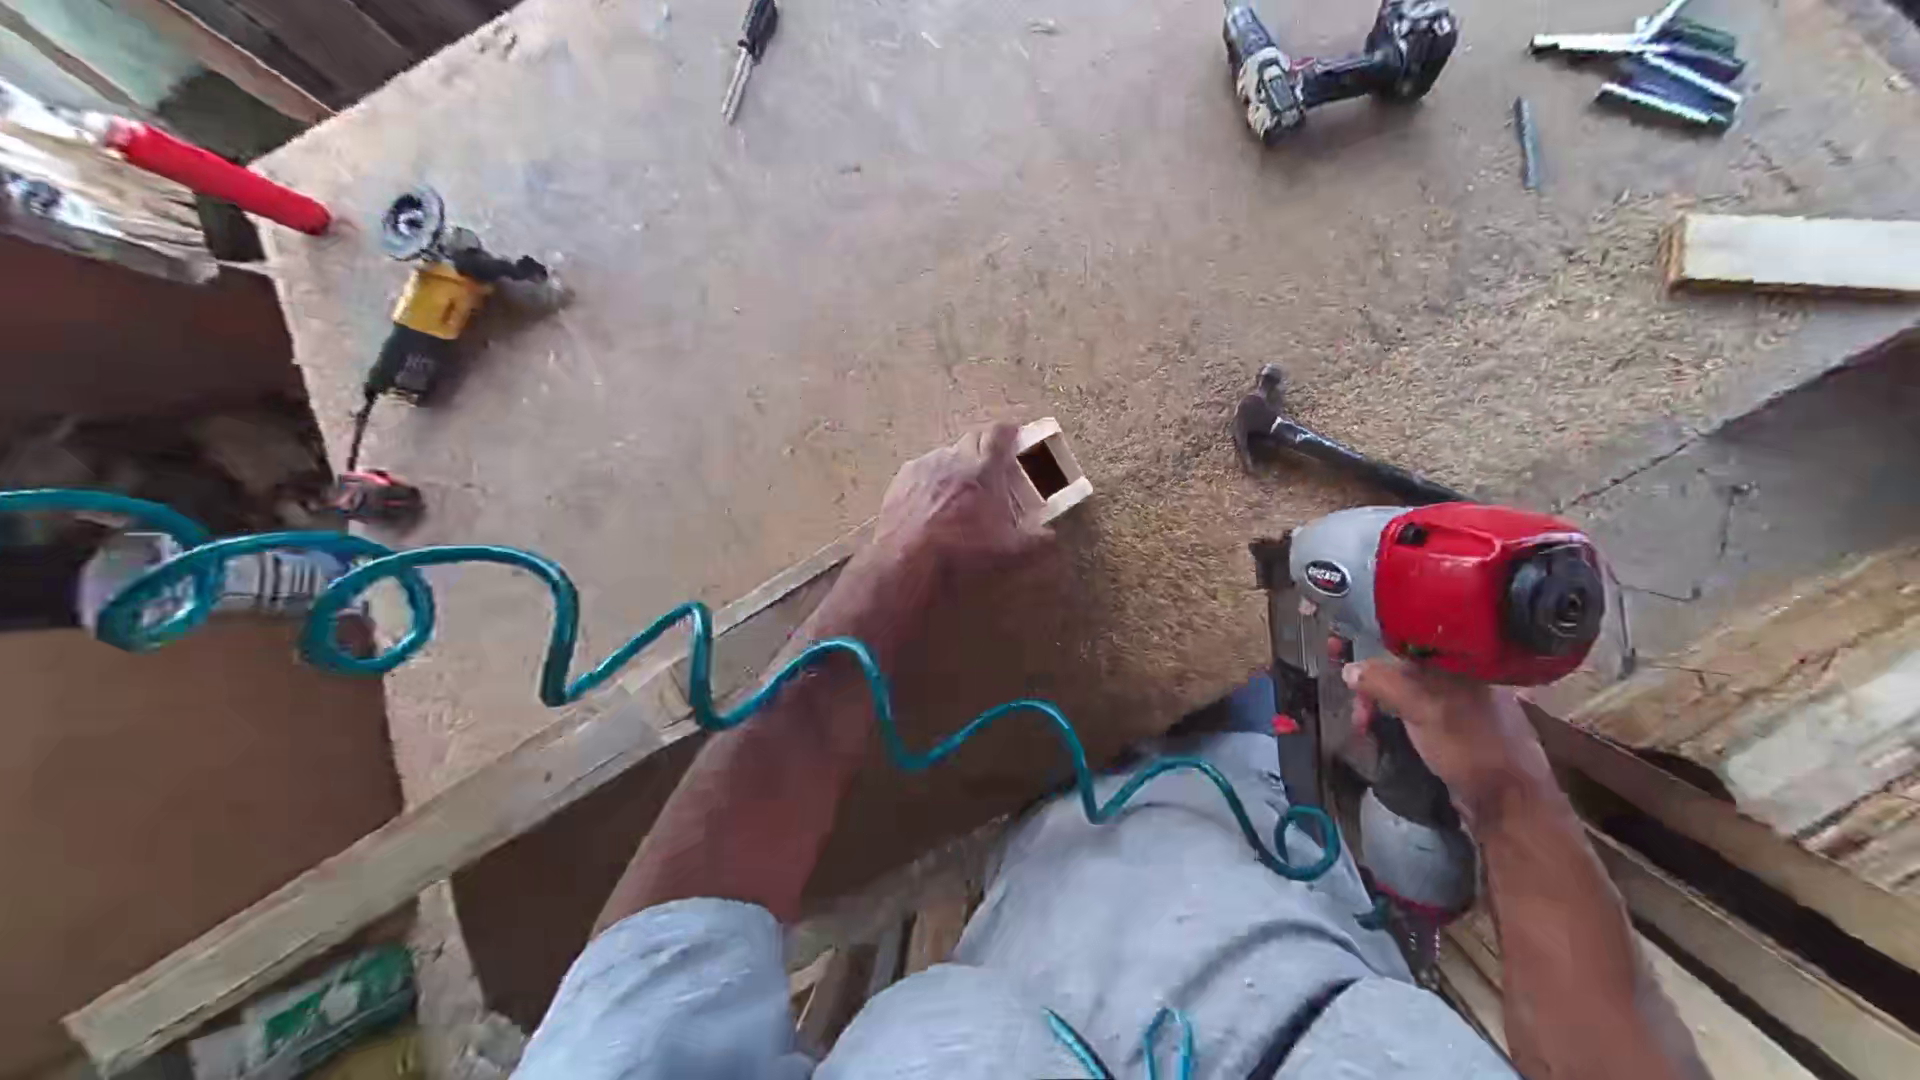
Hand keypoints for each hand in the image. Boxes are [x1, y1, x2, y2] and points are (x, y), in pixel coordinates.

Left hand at [864, 422, 1053, 579]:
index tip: (1013, 435)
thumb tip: (1050, 536)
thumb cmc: (962, 550)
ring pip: (947, 454)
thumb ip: (1035, 540)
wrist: (909, 556)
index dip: (1009, 432)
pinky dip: (931, 479)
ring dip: (956, 466)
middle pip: (973, 438)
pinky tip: (931, 502)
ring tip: (959, 491)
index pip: (1000, 434)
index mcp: (985, 469)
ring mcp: (927, 464)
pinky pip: (923, 469)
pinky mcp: (904, 477)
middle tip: (990, 468)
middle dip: (984, 447)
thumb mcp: (1008, 550)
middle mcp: (956, 458)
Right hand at [1342, 658, 1559, 828]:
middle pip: (1404, 674)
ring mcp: (1467, 709)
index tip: (1353, 684)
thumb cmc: (1469, 748)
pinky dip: (1400, 722)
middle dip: (1374, 691)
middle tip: (1359, 716)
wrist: (1509, 803)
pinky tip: (1391, 735)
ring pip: (1411, 697)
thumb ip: (1383, 683)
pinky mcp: (1464, 734)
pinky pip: (1421, 716)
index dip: (1374, 665)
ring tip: (1367, 729)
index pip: (1405, 651)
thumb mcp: (1421, 709)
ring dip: (1382, 709)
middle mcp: (1467, 682)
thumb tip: (1349, 669)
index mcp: (1463, 667)